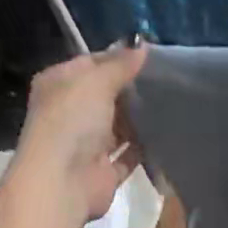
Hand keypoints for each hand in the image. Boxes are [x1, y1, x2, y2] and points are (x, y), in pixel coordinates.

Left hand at [13, 44, 148, 220]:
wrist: (64, 181)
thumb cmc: (72, 121)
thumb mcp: (96, 81)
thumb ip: (121, 65)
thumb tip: (142, 46)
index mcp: (59, 84)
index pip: (90, 65)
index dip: (117, 60)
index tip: (147, 59)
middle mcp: (70, 113)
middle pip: (105, 97)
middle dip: (131, 91)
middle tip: (164, 83)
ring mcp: (86, 145)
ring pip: (117, 128)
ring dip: (138, 121)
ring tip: (168, 107)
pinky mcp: (104, 172)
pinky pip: (127, 157)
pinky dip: (143, 149)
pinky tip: (164, 137)